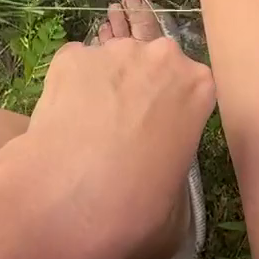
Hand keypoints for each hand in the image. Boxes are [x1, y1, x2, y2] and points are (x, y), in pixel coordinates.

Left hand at [21, 31, 215, 249]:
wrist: (62, 205)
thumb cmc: (131, 207)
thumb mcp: (175, 195)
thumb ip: (176, 163)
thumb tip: (159, 169)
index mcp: (198, 85)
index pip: (190, 89)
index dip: (171, 112)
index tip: (155, 137)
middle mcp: (162, 55)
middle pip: (154, 66)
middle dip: (140, 91)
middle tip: (120, 133)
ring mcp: (116, 51)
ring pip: (114, 63)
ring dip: (105, 87)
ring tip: (84, 130)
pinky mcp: (73, 56)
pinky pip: (75, 66)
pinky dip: (68, 87)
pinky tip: (59, 122)